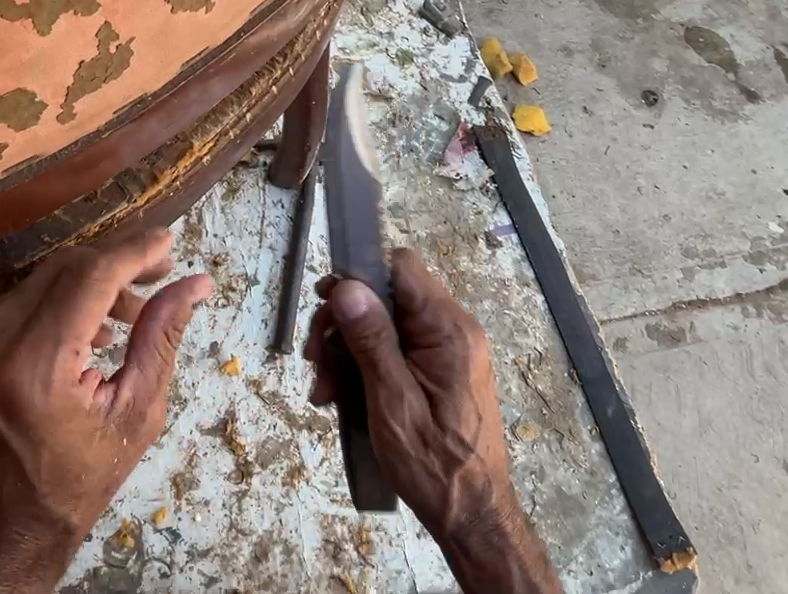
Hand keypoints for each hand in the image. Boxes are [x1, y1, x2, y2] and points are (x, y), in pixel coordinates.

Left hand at [0, 228, 211, 593]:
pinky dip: (59, 301)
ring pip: (43, 278)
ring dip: (91, 282)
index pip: (90, 276)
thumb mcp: (134, 416)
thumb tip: (196, 283)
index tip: (169, 241)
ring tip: (131, 313)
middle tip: (160, 274)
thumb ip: (162, 338)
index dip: (134, 251)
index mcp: (34, 366)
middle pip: (66, 267)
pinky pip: (20, 298)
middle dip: (118, 263)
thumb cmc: (72, 487)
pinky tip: (89, 328)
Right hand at [305, 249, 559, 593]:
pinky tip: (340, 395)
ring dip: (345, 349)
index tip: (326, 305)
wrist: (472, 519)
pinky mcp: (437, 368)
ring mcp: (445, 349)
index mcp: (447, 329)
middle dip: (342, 323)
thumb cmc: (434, 466)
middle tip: (314, 361)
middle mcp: (451, 329)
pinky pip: (392, 347)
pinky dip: (362, 365)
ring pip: (382, 322)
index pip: (401, 267)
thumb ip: (371, 340)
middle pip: (384, 295)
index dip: (358, 276)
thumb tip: (347, 285)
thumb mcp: (391, 403)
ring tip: (324, 390)